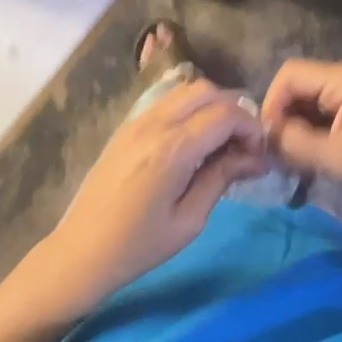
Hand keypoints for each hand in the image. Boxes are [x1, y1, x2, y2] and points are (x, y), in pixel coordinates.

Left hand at [32, 80, 267, 314]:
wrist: (82, 250)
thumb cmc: (139, 245)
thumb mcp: (189, 219)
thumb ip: (222, 178)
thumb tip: (256, 157)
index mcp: (173, 148)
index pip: (226, 114)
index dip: (251, 129)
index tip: (259, 156)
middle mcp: (155, 123)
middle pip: (207, 91)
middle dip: (233, 112)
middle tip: (243, 146)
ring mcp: (136, 121)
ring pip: (185, 90)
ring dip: (210, 106)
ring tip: (220, 143)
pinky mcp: (126, 127)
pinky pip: (166, 102)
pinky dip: (188, 110)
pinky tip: (192, 143)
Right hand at [259, 60, 341, 212]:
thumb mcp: (334, 159)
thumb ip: (293, 143)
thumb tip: (262, 135)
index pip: (290, 74)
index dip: (272, 103)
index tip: (268, 138)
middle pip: (297, 86)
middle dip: (282, 117)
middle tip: (276, 153)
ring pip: (307, 101)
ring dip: (295, 128)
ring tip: (290, 160)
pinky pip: (321, 113)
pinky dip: (309, 132)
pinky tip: (307, 159)